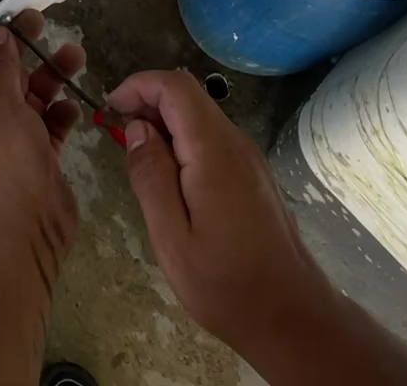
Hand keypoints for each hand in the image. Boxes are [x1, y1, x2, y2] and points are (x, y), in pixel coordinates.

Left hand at [0, 9, 83, 289]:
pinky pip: (52, 124)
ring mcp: (14, 138)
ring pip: (35, 96)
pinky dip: (63, 113)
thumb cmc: (0, 157)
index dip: (1, 35)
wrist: (21, 230)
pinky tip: (74, 107)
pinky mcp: (40, 156)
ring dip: (53, 77)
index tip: (24, 13)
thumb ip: (0, 64)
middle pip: (10, 74)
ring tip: (77, 56)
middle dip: (30, 52)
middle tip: (51, 25)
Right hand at [107, 71, 332, 349]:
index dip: (138, 86)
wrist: (295, 319)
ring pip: (199, 116)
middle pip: (188, 96)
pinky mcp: (252, 175)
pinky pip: (211, 139)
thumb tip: (137, 128)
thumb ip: (151, 175)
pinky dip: (183, 143)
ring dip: (164, 126)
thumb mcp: (172, 237)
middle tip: (121, 141)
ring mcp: (248, 158)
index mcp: (214, 151)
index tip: (110, 110)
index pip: (174, 87)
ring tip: (142, 166)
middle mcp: (235, 143)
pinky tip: (172, 183)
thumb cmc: (227, 284)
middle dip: (148, 104)